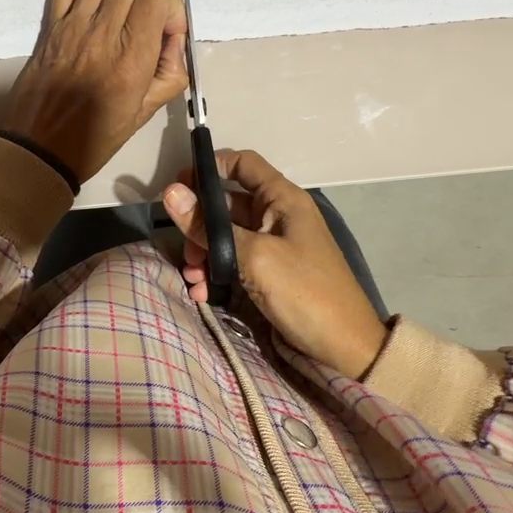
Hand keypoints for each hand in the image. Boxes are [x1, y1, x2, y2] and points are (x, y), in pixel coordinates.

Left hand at [1, 0, 188, 184]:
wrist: (41, 148)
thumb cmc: (95, 137)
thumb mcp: (145, 112)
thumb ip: (169, 73)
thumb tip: (172, 41)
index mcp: (131, 59)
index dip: (172, 8)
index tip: (168, 32)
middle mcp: (102, 35)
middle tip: (147, 16)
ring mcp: (71, 28)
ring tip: (118, 10)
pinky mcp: (49, 29)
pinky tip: (89, 11)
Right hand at [163, 150, 388, 377]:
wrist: (343, 349)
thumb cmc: (304, 292)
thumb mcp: (253, 256)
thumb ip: (208, 226)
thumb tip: (169, 192)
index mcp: (282, 200)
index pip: (242, 163)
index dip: (210, 167)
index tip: (179, 188)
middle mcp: (276, 216)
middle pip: (225, 204)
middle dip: (198, 224)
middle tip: (184, 251)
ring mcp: (271, 246)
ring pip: (223, 236)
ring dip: (202, 254)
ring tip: (193, 279)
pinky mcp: (266, 274)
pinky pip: (231, 262)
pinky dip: (214, 273)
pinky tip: (203, 293)